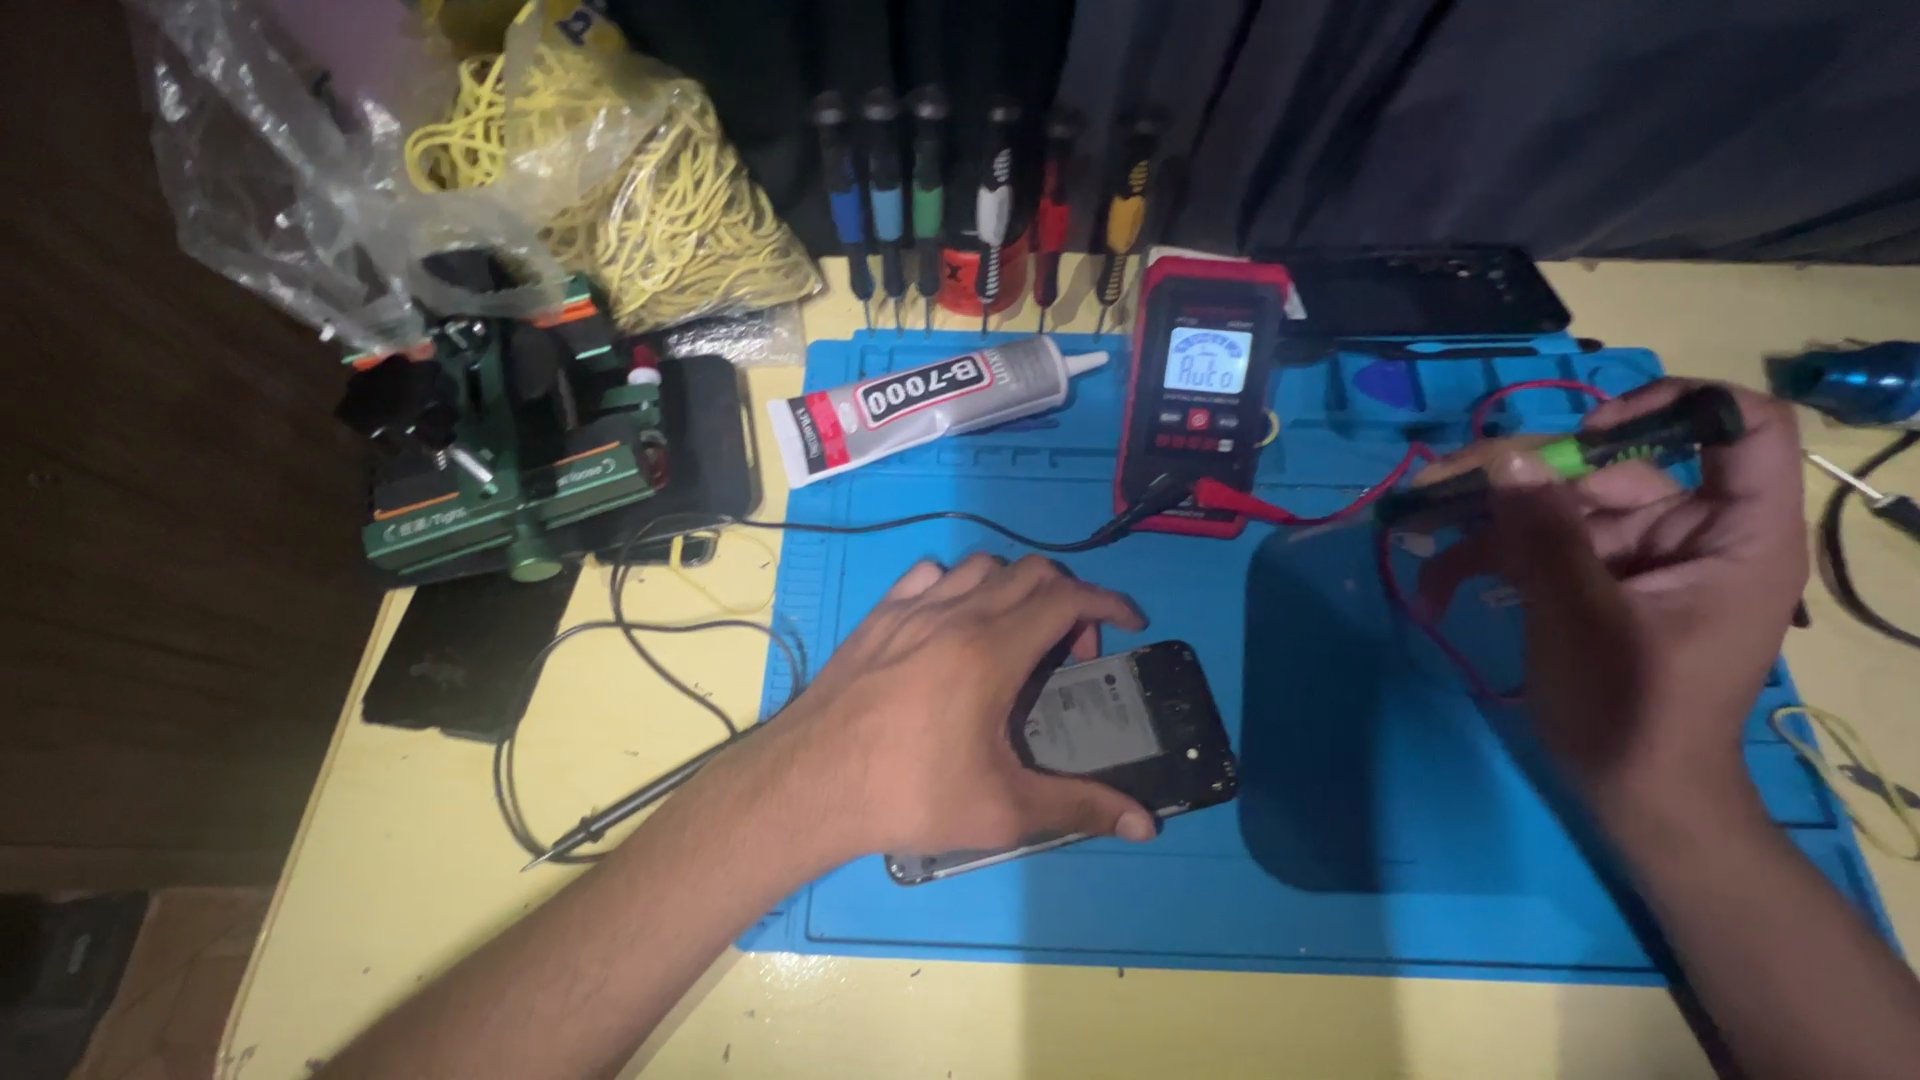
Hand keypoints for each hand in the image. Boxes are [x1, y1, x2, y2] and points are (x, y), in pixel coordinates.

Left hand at [758, 554, 1157, 858]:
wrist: (810, 785)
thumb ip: (1079, 807)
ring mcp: (910, 609)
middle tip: (1071, 650)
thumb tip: (1146, 827)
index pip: (1068, 598)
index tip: (1131, 622)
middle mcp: (956, 613)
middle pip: (1031, 572)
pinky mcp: (878, 616)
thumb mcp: (1002, 810)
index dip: (1109, 603)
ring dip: (1015, 587)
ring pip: (980, 565)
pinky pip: (928, 575)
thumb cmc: (909, 795)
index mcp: (992, 651)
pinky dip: (957, 584)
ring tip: (1017, 634)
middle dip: (1069, 598)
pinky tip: (951, 622)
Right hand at [1413, 380, 1807, 820]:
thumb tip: (1504, 457)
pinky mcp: (1589, 579)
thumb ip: (1545, 534)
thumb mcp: (1582, 618)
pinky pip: (1536, 547)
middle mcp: (1687, 531)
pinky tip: (1437, 590)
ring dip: (1482, 523)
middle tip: (1436, 486)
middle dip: (1518, 478)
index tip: (1587, 431)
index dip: (1670, 407)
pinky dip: (1485, 560)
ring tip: (1416, 536)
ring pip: (1555, 507)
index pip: (1740, 430)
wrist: (1630, 791)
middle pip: (1609, 467)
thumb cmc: (1632, 710)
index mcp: (1733, 534)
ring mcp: (1633, 555)